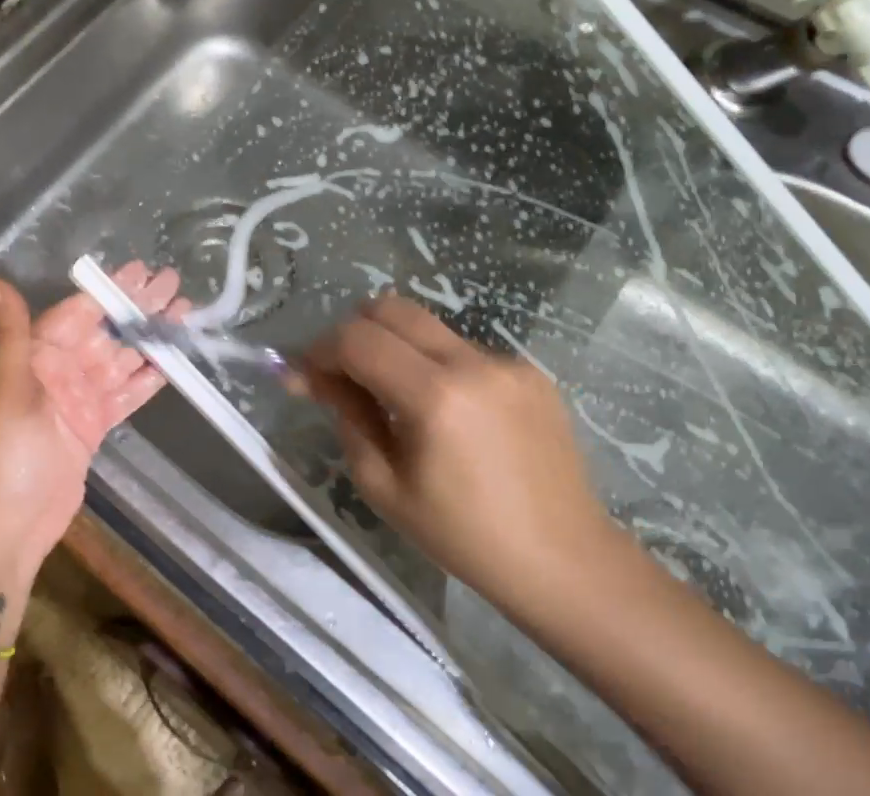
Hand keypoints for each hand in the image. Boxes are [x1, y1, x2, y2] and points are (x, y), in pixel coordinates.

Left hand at [0, 263, 186, 572]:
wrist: (8, 527)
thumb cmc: (3, 457)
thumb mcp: (6, 392)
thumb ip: (11, 335)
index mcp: (32, 357)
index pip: (75, 313)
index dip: (108, 291)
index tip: (142, 270)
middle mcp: (55, 373)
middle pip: (102, 332)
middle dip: (135, 309)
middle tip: (174, 283)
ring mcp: (76, 402)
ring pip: (118, 361)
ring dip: (148, 339)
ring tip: (183, 314)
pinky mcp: (91, 429)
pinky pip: (124, 396)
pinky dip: (146, 380)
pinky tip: (173, 362)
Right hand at [304, 295, 619, 602]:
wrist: (564, 561)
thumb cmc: (461, 534)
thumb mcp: (382, 483)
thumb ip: (346, 415)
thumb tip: (312, 377)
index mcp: (435, 397)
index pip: (356, 339)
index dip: (319, 351)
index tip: (304, 377)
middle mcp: (474, 364)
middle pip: (390, 309)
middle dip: (352, 333)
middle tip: (341, 376)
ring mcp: (508, 364)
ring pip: (426, 327)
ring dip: (394, 349)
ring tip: (392, 400)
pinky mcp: (531, 374)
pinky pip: (462, 350)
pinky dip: (433, 366)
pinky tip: (443, 414)